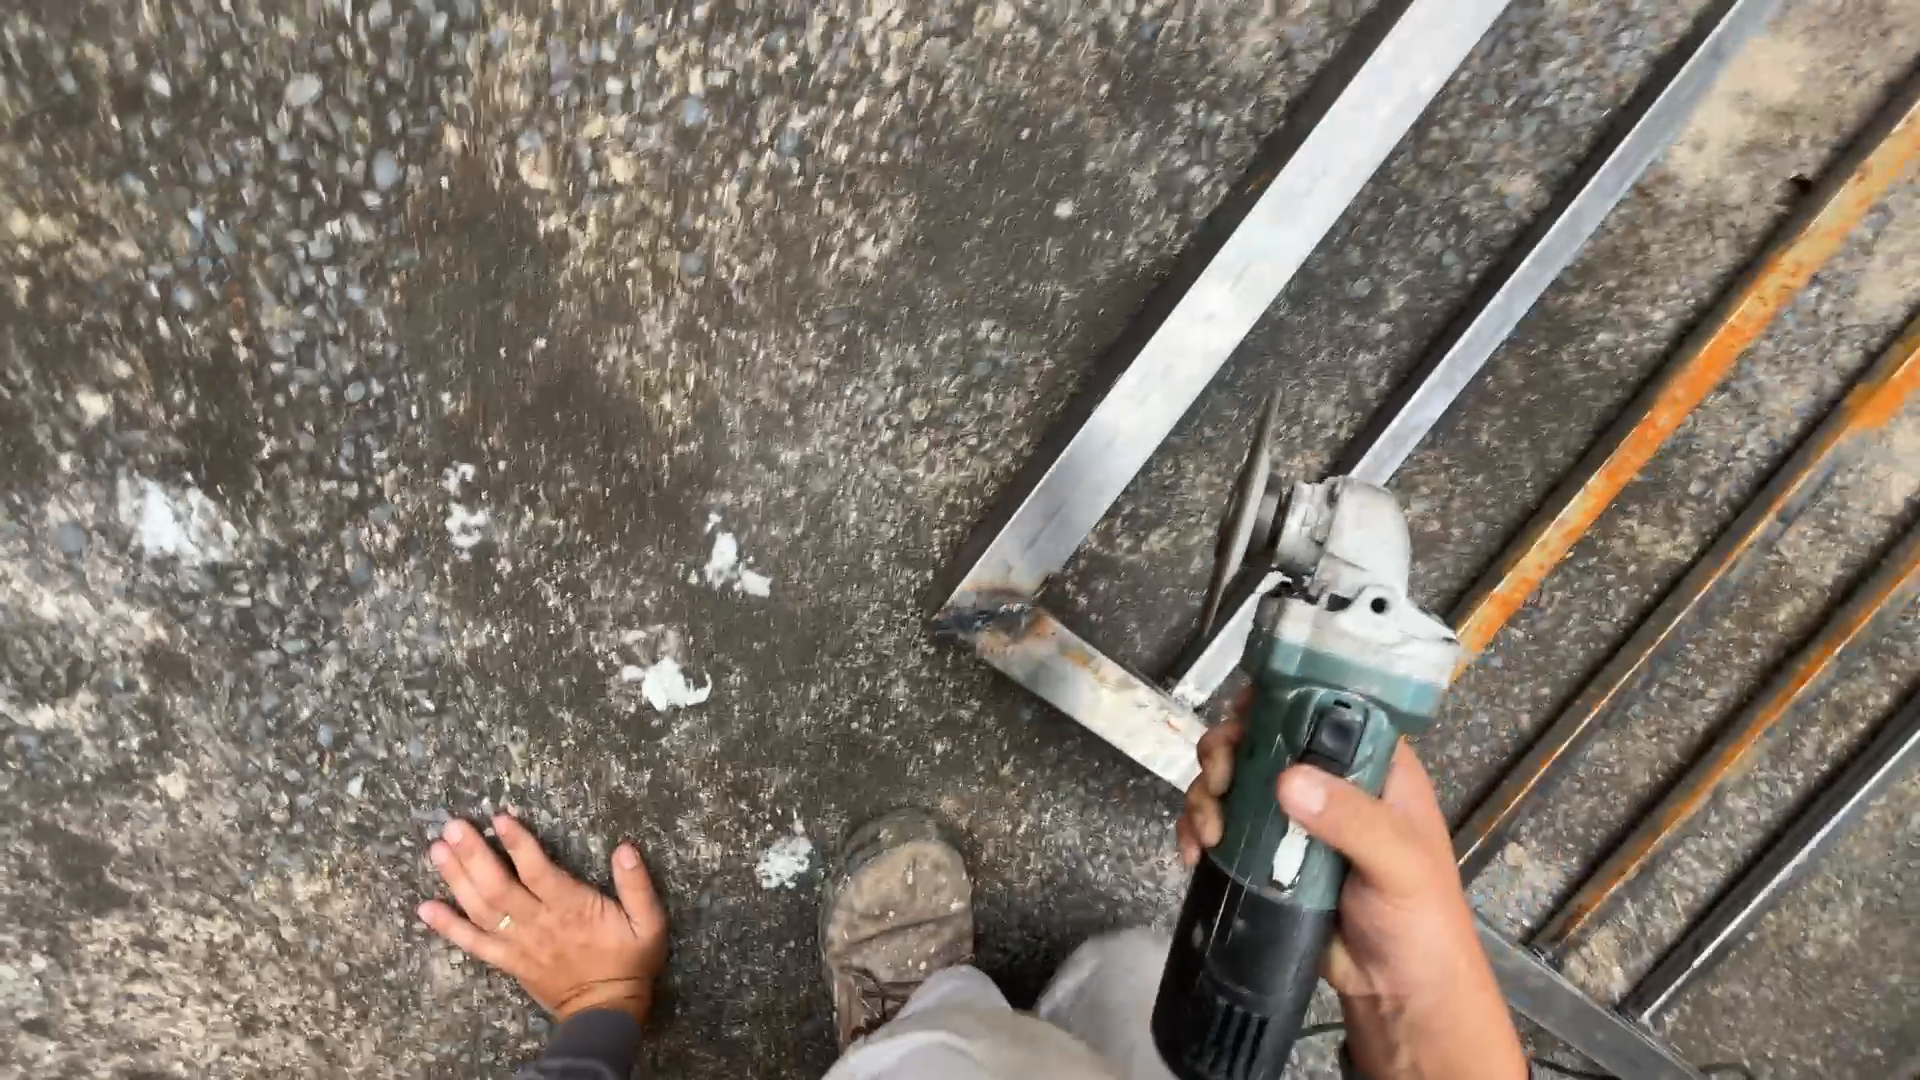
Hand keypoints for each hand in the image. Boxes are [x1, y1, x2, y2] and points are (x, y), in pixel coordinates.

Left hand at [418, 814, 668, 1024]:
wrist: (606, 1011)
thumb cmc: (630, 959)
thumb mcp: (650, 921)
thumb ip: (637, 884)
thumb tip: (624, 847)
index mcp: (572, 908)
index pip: (538, 870)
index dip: (517, 844)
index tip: (500, 818)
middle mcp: (538, 924)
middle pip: (499, 886)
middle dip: (474, 855)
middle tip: (452, 826)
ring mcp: (518, 944)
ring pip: (480, 909)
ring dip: (457, 879)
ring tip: (438, 850)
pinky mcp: (508, 962)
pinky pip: (472, 944)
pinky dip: (447, 926)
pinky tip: (426, 908)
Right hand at [1177, 697, 1526, 1079]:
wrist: (1396, 994)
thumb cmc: (1418, 920)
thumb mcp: (1399, 865)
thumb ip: (1353, 821)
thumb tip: (1287, 779)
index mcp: (1368, 763)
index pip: (1320, 704)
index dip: (1278, 697)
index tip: (1244, 711)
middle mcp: (1323, 776)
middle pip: (1258, 735)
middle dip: (1226, 750)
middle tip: (1220, 780)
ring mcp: (1288, 811)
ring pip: (1230, 774)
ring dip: (1206, 794)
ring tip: (1208, 832)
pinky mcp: (1261, 846)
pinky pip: (1217, 818)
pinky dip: (1196, 828)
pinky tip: (1195, 852)